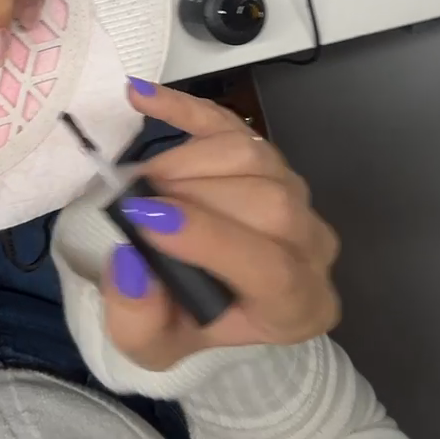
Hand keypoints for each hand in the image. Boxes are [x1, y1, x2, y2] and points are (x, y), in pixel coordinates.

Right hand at [101, 81, 341, 369]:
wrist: (200, 296)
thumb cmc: (182, 321)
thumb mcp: (150, 344)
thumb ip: (137, 318)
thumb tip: (131, 262)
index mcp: (296, 306)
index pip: (273, 268)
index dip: (210, 237)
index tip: (145, 218)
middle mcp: (309, 246)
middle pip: (269, 203)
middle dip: (192, 193)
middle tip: (136, 200)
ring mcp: (292, 192)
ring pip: (253, 155)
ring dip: (187, 159)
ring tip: (145, 179)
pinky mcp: (260, 152)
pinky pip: (227, 121)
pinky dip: (182, 106)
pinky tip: (140, 95)